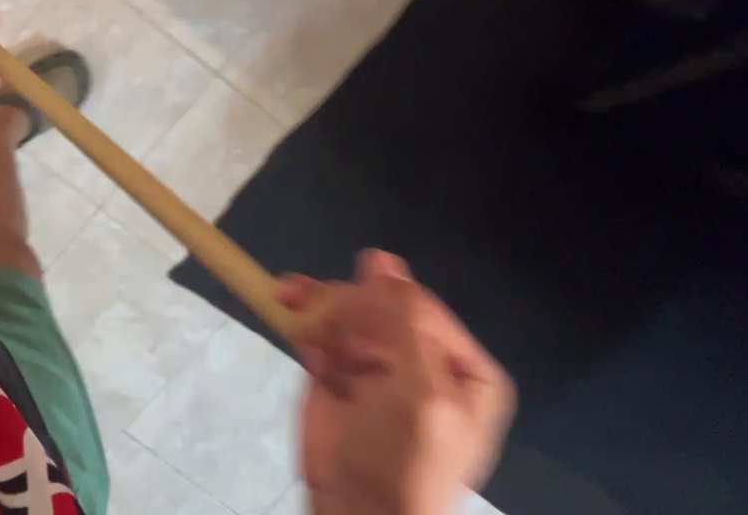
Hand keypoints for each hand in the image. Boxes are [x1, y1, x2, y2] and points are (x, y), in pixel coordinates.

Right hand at [279, 250, 512, 514]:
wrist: (357, 511)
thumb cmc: (403, 460)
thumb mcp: (418, 393)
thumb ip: (404, 324)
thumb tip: (381, 258)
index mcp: (459, 366)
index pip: (415, 305)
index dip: (375, 300)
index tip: (340, 306)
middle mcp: (420, 358)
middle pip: (374, 304)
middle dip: (338, 303)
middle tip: (306, 311)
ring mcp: (377, 364)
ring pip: (343, 311)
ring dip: (315, 306)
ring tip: (288, 301)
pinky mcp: (338, 371)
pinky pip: (322, 331)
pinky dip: (306, 328)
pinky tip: (302, 343)